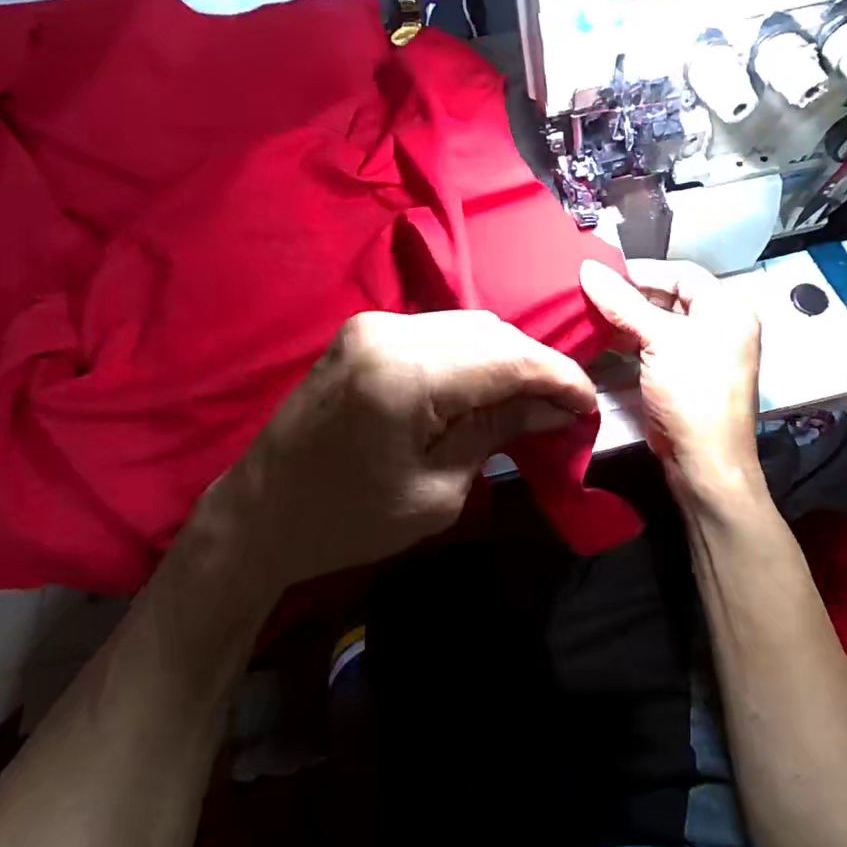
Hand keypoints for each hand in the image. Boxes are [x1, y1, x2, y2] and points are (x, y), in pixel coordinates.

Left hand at [203, 310, 597, 591]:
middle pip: (495, 335)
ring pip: (473, 328)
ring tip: (533, 400)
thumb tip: (558, 409)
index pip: (511, 359)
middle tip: (565, 409)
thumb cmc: (348, 521)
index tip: (591, 406)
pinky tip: (490, 387)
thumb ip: (501, 432)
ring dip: (511, 360)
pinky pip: (444, 333)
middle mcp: (391, 332)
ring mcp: (375, 325)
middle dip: (540, 369)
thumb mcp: (439, 490)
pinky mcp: (368, 333)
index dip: (561, 380)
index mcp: (406, 374)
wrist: (256, 517)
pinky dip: (478, 357)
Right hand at [579, 259, 762, 505]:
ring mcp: (704, 355)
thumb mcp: (658, 340)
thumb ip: (622, 302)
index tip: (602, 274)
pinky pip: (657, 351)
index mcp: (727, 309)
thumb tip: (587, 268)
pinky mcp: (685, 380)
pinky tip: (603, 344)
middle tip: (591, 295)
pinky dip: (632, 346)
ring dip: (628, 322)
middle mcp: (721, 327)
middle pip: (670, 298)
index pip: (683, 273)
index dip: (643, 271)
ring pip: (661, 326)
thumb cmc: (692, 392)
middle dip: (631, 297)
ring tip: (590, 318)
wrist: (705, 464)